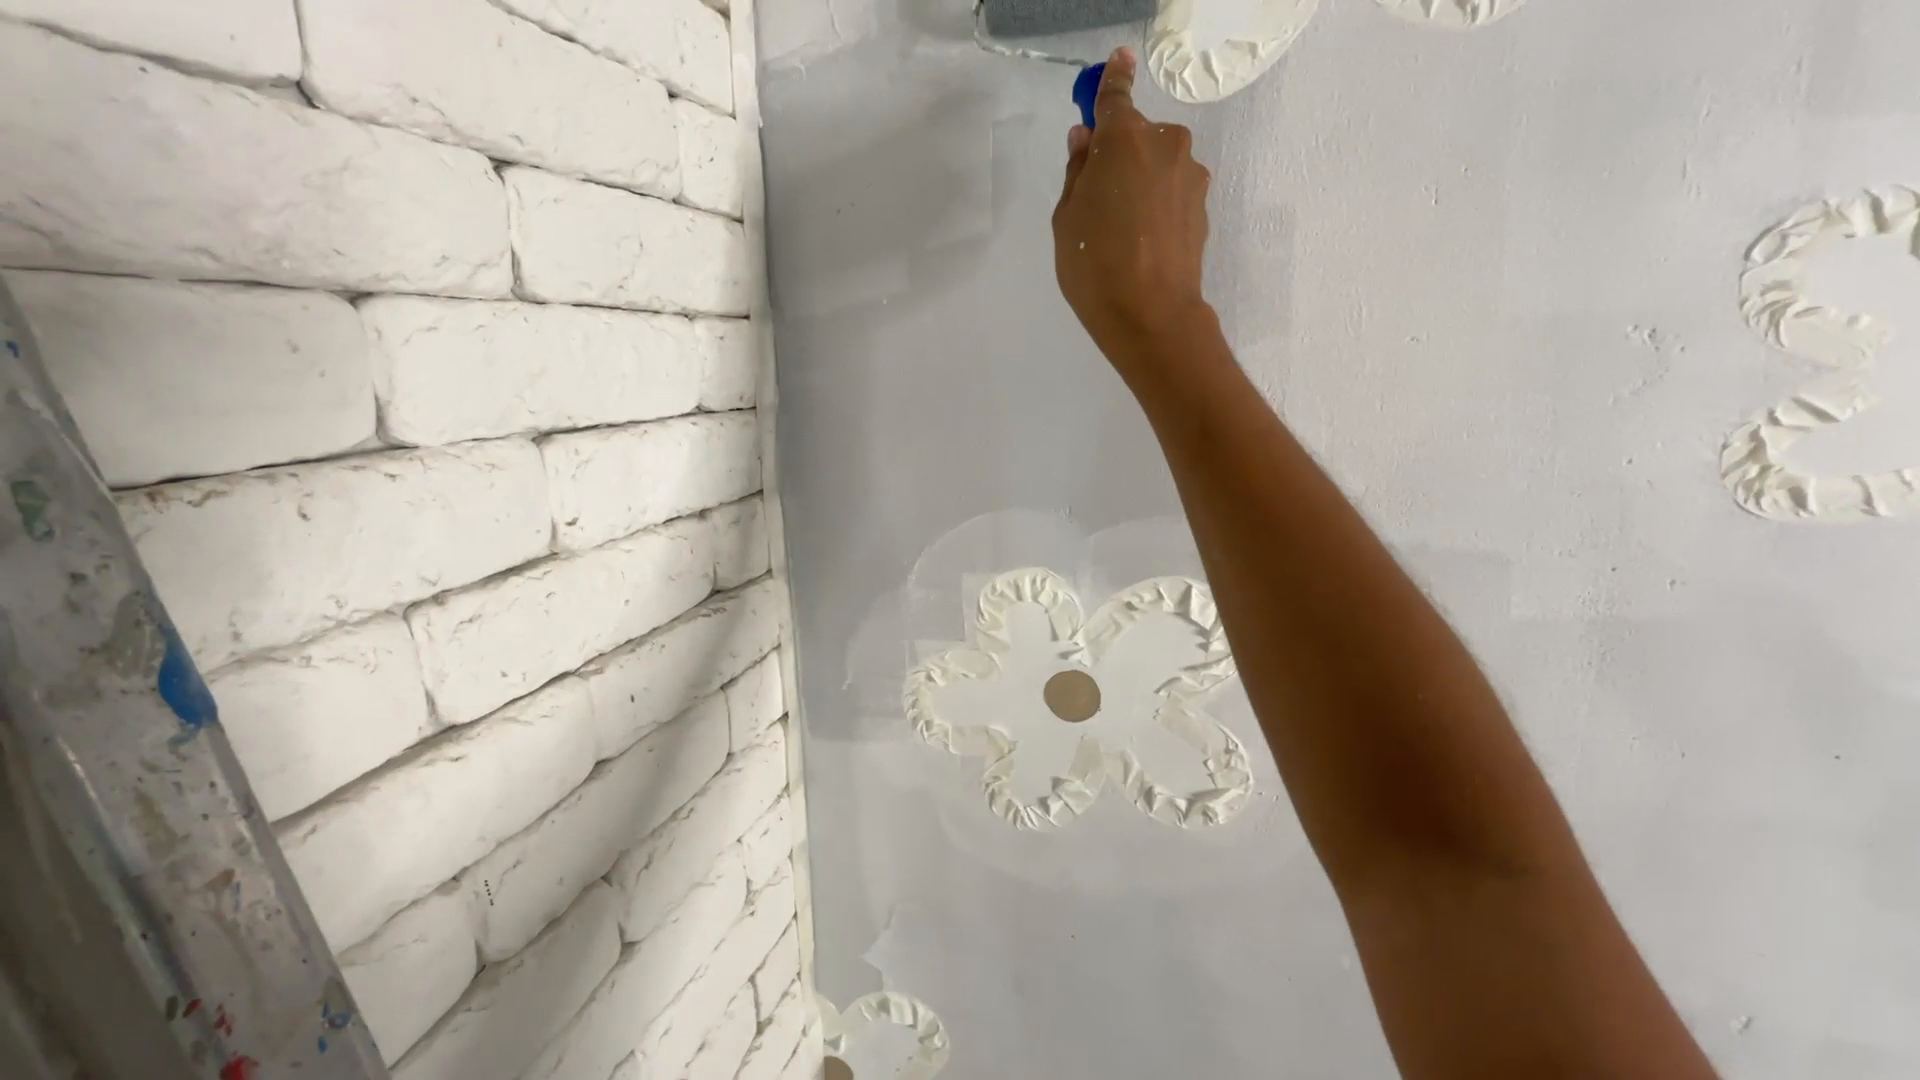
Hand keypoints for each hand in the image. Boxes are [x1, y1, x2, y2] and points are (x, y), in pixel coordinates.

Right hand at [1052, 47, 1214, 371]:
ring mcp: (1189, 176)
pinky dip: (1156, 205)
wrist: (1152, 315)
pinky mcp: (1202, 206)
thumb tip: (1087, 141)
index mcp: (1124, 138)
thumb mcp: (1067, 218)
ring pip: (1157, 166)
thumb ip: (1078, 171)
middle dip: (1120, 154)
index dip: (1111, 81)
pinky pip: (1171, 192)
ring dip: (1140, 182)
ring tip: (1121, 231)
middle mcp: (1165, 145)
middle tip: (1098, 198)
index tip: (1117, 64)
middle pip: (1138, 136)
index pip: (1115, 96)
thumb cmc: (1094, 265)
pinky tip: (1142, 242)